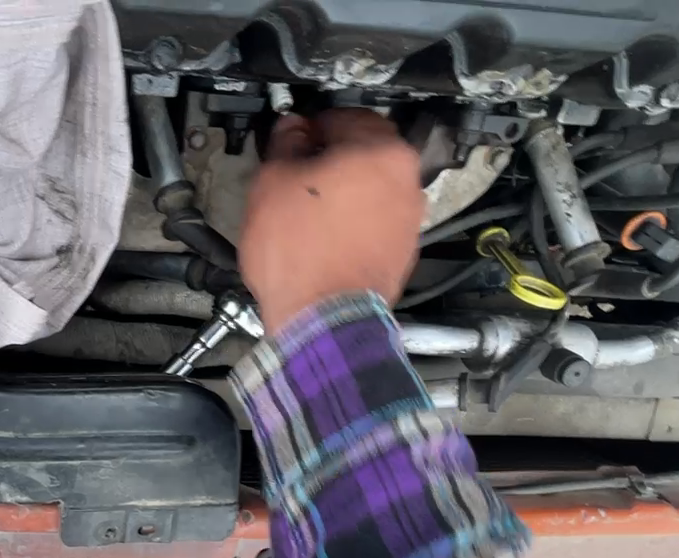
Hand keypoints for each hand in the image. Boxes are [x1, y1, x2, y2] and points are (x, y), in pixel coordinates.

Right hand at [240, 110, 425, 333]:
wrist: (320, 319)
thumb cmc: (299, 256)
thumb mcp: (271, 185)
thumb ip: (284, 146)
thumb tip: (291, 131)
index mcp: (382, 151)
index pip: (343, 118)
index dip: (309, 128)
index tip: (291, 142)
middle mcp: (406, 182)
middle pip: (362, 158)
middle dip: (329, 166)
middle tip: (295, 182)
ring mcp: (407, 223)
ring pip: (369, 195)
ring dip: (340, 200)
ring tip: (304, 221)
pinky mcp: (399, 257)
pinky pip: (370, 230)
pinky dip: (349, 232)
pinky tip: (320, 247)